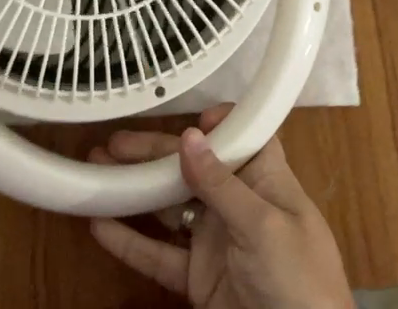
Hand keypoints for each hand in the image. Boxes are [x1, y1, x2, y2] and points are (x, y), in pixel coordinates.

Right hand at [89, 105, 354, 308]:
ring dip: (134, 189)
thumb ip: (223, 184)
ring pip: (168, 206)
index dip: (215, 125)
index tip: (186, 118)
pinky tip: (101, 225)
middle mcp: (237, 204)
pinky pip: (158, 254)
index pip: (241, 138)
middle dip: (153, 152)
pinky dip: (130, 241)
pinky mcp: (198, 278)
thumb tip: (189, 134)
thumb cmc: (300, 280)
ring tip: (96, 170)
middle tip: (113, 143)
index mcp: (265, 181)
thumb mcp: (265, 227)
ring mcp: (214, 240)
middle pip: (191, 167)